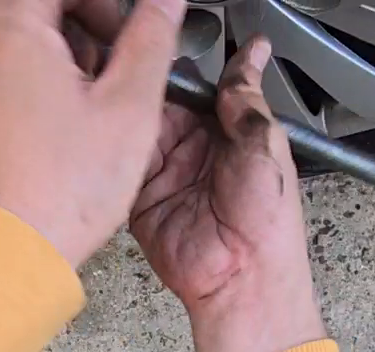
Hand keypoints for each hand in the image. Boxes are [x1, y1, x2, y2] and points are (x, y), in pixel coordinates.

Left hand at [0, 0, 185, 267]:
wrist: (13, 257)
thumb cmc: (60, 196)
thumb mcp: (130, 109)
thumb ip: (151, 38)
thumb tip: (163, 2)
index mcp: (12, 26)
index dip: (103, 4)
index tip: (123, 31)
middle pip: (32, 3)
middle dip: (78, 22)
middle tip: (108, 67)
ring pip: (10, 38)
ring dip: (53, 54)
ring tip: (82, 105)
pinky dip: (26, 86)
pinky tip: (53, 129)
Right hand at [129, 37, 324, 351]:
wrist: (242, 278)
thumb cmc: (266, 222)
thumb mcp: (264, 143)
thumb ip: (246, 98)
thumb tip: (250, 54)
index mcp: (226, 134)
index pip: (194, 89)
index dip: (177, 71)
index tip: (160, 51)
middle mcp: (193, 153)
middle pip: (158, 107)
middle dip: (145, 90)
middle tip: (130, 71)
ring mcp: (164, 178)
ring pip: (135, 133)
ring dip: (126, 118)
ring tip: (115, 97)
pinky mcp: (141, 204)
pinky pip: (120, 172)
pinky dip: (112, 154)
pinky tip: (108, 135)